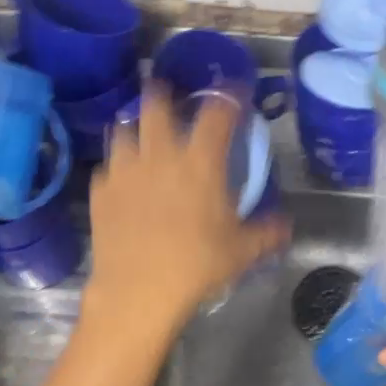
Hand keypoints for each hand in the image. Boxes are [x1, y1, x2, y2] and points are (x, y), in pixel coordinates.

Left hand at [83, 84, 288, 333]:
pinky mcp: (100, 190)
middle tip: (173, 105)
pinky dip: (118, 170)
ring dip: (136, 130)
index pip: (217, 113)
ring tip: (144, 142)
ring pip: (124, 128)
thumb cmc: (197, 266)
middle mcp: (160, 154)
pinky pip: (108, 167)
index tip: (235, 96)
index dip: (228, 98)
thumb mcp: (242, 252)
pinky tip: (125, 184)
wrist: (139, 290)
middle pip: (157, 104)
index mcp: (201, 162)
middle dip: (165, 98)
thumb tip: (284, 227)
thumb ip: (265, 233)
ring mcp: (125, 169)